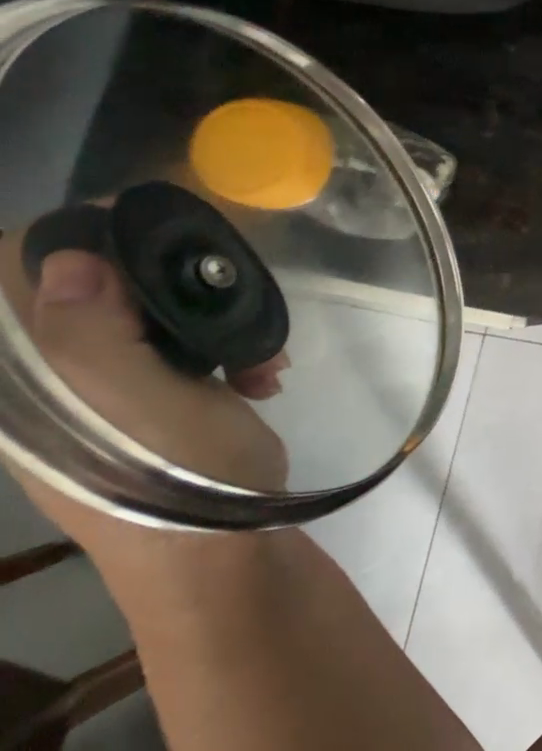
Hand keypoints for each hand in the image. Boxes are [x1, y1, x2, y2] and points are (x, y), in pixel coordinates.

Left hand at [0, 227, 287, 558]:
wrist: (221, 562)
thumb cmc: (175, 481)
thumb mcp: (134, 400)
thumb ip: (86, 331)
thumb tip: (67, 258)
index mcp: (21, 377)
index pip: (12, 272)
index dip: (72, 238)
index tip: (154, 235)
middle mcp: (44, 379)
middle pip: (87, 287)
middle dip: (166, 283)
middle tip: (225, 300)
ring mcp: (99, 396)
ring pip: (142, 318)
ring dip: (208, 321)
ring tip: (260, 354)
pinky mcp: (148, 409)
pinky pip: (175, 354)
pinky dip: (222, 354)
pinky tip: (260, 376)